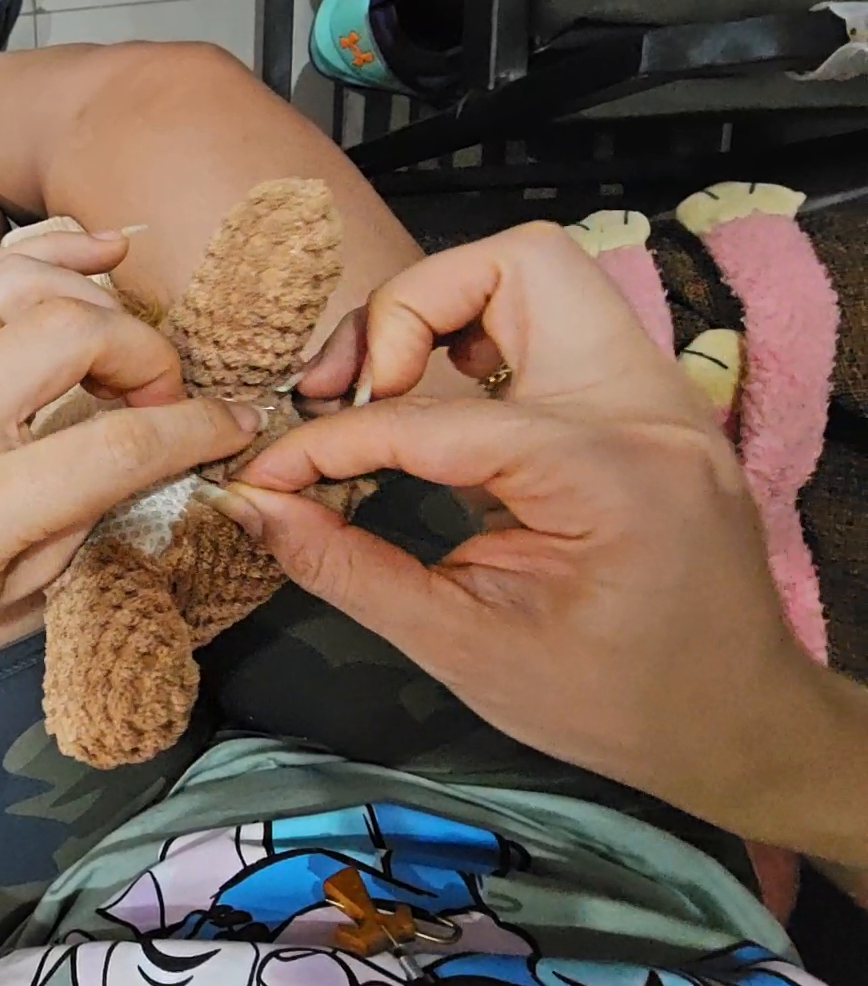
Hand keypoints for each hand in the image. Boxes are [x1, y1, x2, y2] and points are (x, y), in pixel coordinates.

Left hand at [0, 230, 260, 677]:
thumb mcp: (20, 584)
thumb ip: (92, 503)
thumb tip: (159, 437)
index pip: (110, 447)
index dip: (189, 427)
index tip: (226, 423)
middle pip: (67, 337)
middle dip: (143, 351)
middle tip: (159, 391)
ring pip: (17, 287)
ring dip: (94, 299)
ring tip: (127, 334)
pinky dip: (40, 258)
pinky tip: (91, 257)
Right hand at [210, 223, 867, 862]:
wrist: (735, 720)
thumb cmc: (605, 700)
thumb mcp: (454, 646)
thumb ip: (340, 568)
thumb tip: (249, 507)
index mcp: (609, 476)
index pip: (427, 419)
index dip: (323, 443)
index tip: (265, 477)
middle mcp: (641, 404)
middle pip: (516, 265)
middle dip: (401, 314)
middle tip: (341, 393)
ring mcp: (642, 391)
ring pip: (524, 272)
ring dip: (425, 315)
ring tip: (368, 391)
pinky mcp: (622, 397)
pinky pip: (528, 320)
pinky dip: (451, 341)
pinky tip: (413, 403)